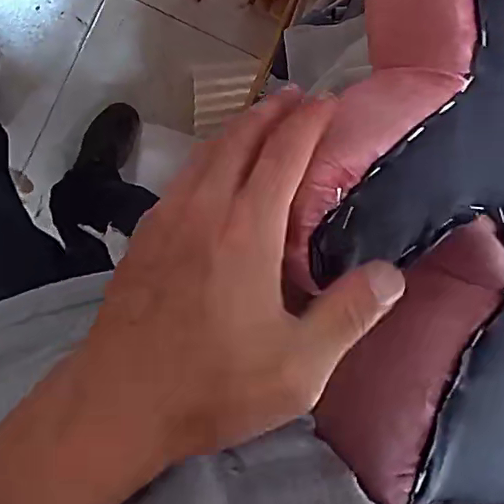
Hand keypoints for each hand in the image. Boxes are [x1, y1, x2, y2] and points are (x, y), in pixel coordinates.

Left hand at [0, 91, 403, 503]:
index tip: (330, 99)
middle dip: (274, 108)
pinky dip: (212, 150)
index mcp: (247, 228)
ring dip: (242, 123)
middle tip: (299, 94)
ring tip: (264, 114)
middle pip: (243, 136)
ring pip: (210, 149)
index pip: (285, 152)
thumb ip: (348, 315)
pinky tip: (215, 163)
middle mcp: (207, 207)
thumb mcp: (297, 368)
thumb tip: (393, 273)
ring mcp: (170, 216)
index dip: (310, 120)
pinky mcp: (146, 232)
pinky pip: (186, 171)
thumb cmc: (212, 386)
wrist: (110, 410)